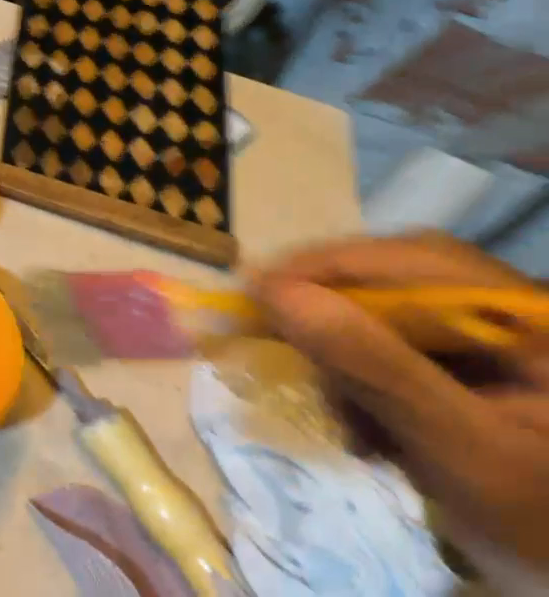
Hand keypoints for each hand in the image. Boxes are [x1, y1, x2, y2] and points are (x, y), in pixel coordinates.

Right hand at [254, 233, 548, 565]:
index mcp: (533, 317)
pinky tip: (370, 428)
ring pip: (390, 317)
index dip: (325, 267)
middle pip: (396, 283)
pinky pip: (402, 350)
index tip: (253, 296)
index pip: (412, 258)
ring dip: (346, 361)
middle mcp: (519, 314)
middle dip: (331, 319)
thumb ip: (375, 367)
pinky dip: (367, 383)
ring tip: (344, 420)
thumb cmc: (542, 514)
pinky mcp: (485, 371)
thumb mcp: (464, 450)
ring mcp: (504, 343)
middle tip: (275, 345)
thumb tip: (275, 294)